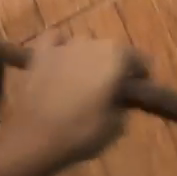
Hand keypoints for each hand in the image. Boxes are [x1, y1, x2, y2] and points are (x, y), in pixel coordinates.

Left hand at [0, 37, 142, 173]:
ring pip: (85, 45)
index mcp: (116, 58)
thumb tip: (122, 100)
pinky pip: (56, 40)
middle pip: (111, 50)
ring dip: (89, 59)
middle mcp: (93, 42)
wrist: (35, 136)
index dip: (141, 74)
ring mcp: (65, 44)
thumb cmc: (81, 133)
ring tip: (84, 81)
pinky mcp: (41, 51)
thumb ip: (124, 108)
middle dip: (114, 66)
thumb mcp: (115, 128)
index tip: (140, 89)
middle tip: (112, 89)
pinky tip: (61, 60)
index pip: (138, 58)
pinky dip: (61, 47)